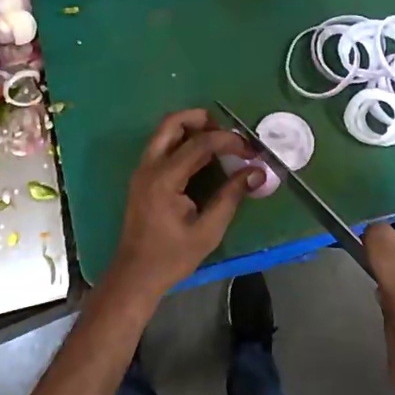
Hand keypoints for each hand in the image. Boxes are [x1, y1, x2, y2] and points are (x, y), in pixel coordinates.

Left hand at [106, 110, 257, 305]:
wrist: (136, 275)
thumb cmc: (172, 256)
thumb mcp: (208, 230)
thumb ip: (231, 196)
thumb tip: (258, 172)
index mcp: (164, 178)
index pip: (199, 143)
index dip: (228, 141)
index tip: (251, 151)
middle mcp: (149, 166)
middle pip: (172, 123)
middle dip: (202, 120)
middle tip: (228, 134)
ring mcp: (142, 170)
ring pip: (164, 132)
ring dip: (191, 129)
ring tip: (219, 143)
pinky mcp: (142, 177)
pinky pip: (162, 146)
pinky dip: (182, 141)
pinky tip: (202, 157)